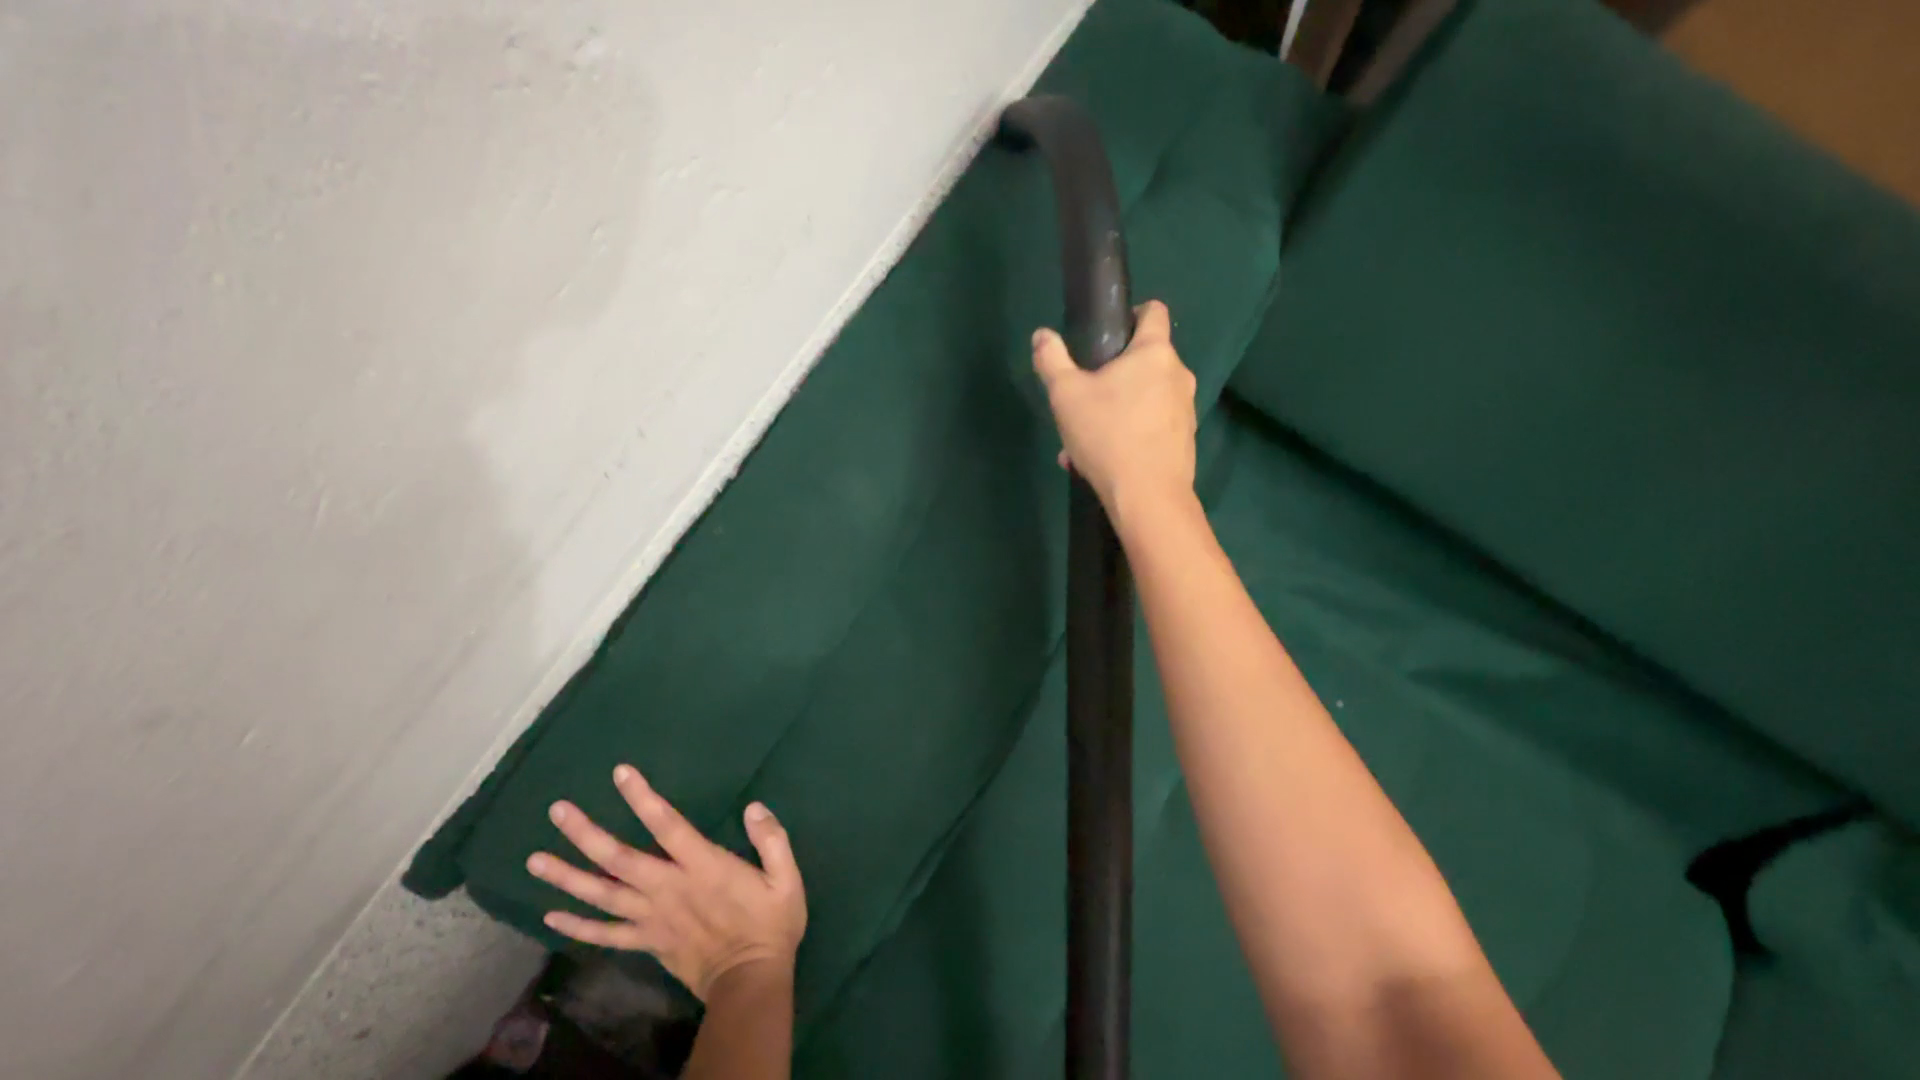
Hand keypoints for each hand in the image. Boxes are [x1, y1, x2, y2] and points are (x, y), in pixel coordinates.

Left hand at [528, 765, 806, 1001]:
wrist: (752, 980)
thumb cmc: (770, 925)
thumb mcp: (786, 879)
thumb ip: (772, 840)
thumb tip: (754, 807)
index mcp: (703, 867)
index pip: (667, 825)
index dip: (643, 798)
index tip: (621, 773)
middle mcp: (668, 888)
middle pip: (618, 858)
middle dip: (586, 833)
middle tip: (557, 810)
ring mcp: (652, 917)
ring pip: (602, 894)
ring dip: (567, 876)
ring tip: (535, 861)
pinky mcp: (647, 942)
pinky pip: (605, 934)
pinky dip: (576, 927)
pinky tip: (550, 916)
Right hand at [1032, 300, 1197, 520]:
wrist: (1148, 497)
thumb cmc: (1108, 435)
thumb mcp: (1066, 395)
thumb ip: (1052, 360)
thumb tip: (1042, 335)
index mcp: (1154, 353)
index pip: (1154, 311)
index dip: (1132, 314)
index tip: (1108, 333)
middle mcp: (1178, 375)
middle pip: (1146, 360)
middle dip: (1115, 374)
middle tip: (1084, 395)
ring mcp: (1186, 410)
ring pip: (1145, 398)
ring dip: (1116, 410)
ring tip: (1083, 439)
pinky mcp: (1184, 441)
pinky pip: (1151, 427)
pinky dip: (1129, 434)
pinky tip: (1100, 461)